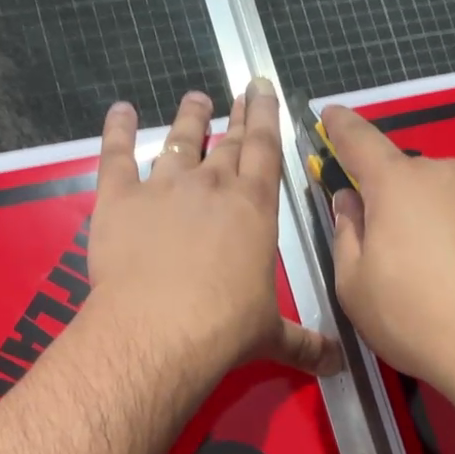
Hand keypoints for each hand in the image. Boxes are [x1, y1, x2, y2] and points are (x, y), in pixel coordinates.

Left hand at [89, 82, 339, 376]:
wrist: (158, 329)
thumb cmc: (225, 330)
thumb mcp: (271, 336)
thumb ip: (304, 344)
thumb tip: (337, 364)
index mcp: (255, 209)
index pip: (265, 150)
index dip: (266, 116)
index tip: (262, 89)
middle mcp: (212, 187)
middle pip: (227, 141)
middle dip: (235, 115)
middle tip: (238, 92)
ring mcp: (163, 188)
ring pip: (179, 142)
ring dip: (188, 119)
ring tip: (194, 99)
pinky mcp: (119, 199)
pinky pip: (117, 155)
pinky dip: (118, 130)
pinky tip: (120, 110)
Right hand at [321, 105, 454, 415]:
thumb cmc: (414, 318)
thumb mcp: (354, 286)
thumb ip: (346, 234)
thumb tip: (352, 202)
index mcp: (397, 184)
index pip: (359, 140)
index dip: (339, 128)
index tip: (329, 117)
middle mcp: (444, 175)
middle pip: (403, 177)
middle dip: (387, 200)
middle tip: (380, 251)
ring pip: (439, 199)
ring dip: (424, 223)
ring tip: (425, 277)